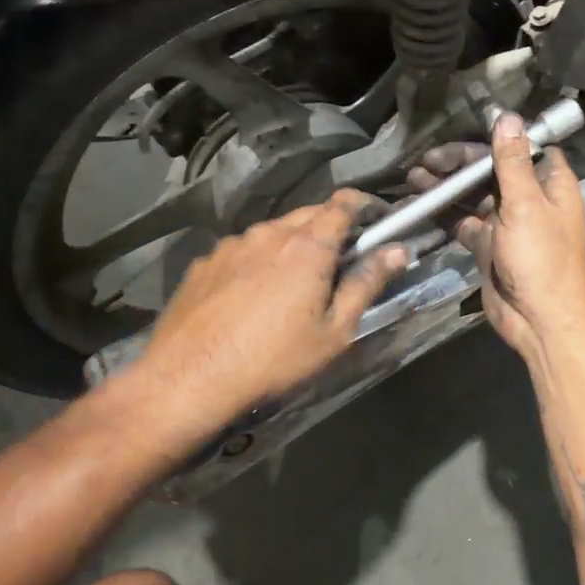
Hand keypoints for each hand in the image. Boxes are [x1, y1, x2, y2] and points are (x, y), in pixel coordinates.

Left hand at [126, 190, 406, 448]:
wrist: (186, 380)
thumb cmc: (273, 360)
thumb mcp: (334, 332)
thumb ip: (367, 284)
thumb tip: (397, 250)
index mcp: (308, 246)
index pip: (343, 204)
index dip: (365, 206)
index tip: (378, 220)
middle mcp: (268, 233)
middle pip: (309, 214)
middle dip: (331, 228)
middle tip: (341, 262)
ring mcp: (231, 245)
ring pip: (273, 232)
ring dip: (292, 245)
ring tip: (294, 283)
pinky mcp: (204, 263)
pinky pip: (243, 251)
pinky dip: (258, 261)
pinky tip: (252, 297)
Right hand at [407, 112, 584, 370]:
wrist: (540, 320)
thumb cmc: (541, 258)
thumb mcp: (525, 204)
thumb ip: (512, 160)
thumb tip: (507, 116)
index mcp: (551, 183)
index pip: (524, 147)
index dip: (497, 137)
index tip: (465, 130)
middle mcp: (532, 198)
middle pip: (493, 170)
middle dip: (460, 164)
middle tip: (426, 160)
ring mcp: (510, 223)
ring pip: (475, 196)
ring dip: (447, 187)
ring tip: (413, 178)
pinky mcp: (490, 245)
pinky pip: (465, 223)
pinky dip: (445, 214)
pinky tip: (420, 205)